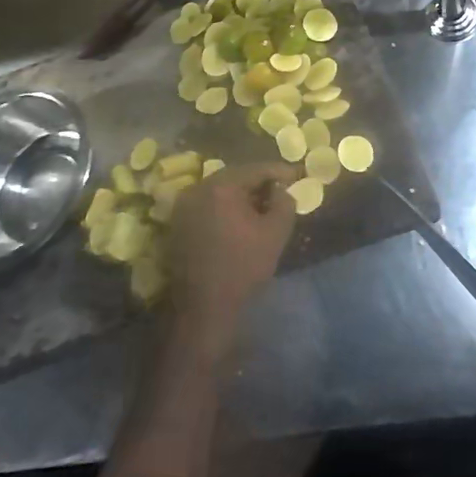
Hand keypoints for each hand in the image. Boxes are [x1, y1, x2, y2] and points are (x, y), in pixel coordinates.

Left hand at [166, 163, 296, 343]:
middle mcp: (197, 189)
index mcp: (220, 187)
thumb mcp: (275, 233)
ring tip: (264, 205)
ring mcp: (183, 206)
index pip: (255, 169)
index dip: (279, 171)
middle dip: (259, 182)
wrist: (204, 307)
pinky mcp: (178, 223)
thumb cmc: (243, 267)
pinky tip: (241, 219)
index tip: (297, 175)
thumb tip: (281, 189)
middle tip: (282, 189)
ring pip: (220, 191)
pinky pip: (208, 205)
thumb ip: (284, 203)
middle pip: (235, 177)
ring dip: (242, 195)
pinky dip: (226, 207)